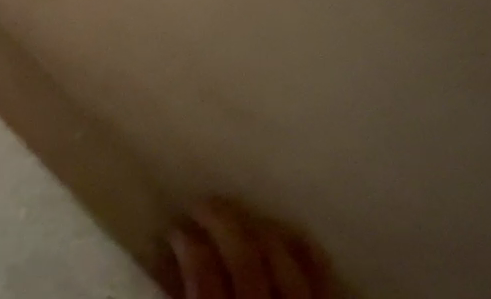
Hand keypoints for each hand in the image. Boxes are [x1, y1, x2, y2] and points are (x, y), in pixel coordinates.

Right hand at [153, 199, 332, 298]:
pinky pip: (325, 283)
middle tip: (201, 205)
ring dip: (260, 229)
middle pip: (244, 256)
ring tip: (241, 218)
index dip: (185, 240)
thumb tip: (165, 264)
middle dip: (220, 219)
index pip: (201, 268)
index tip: (175, 230)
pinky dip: (309, 254)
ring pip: (284, 262)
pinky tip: (289, 234)